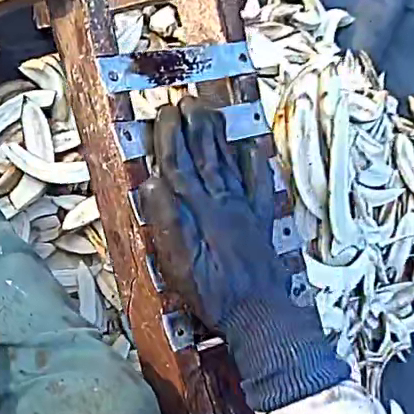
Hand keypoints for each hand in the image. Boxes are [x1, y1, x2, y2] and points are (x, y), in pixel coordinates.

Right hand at [140, 100, 348, 411]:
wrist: (261, 313)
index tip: (164, 113)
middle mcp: (224, 204)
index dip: (170, 139)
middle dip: (194, 127)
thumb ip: (168, 224)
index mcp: (200, 213)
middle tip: (186, 100)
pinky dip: (255, 160)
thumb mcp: (181, 266)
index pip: (180, 167)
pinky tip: (251, 144)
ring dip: (218, 135)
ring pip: (230, 162)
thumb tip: (153, 183)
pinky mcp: (261, 220)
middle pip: (205, 157)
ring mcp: (245, 209)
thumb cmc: (216, 295)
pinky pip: (259, 182)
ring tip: (210, 110)